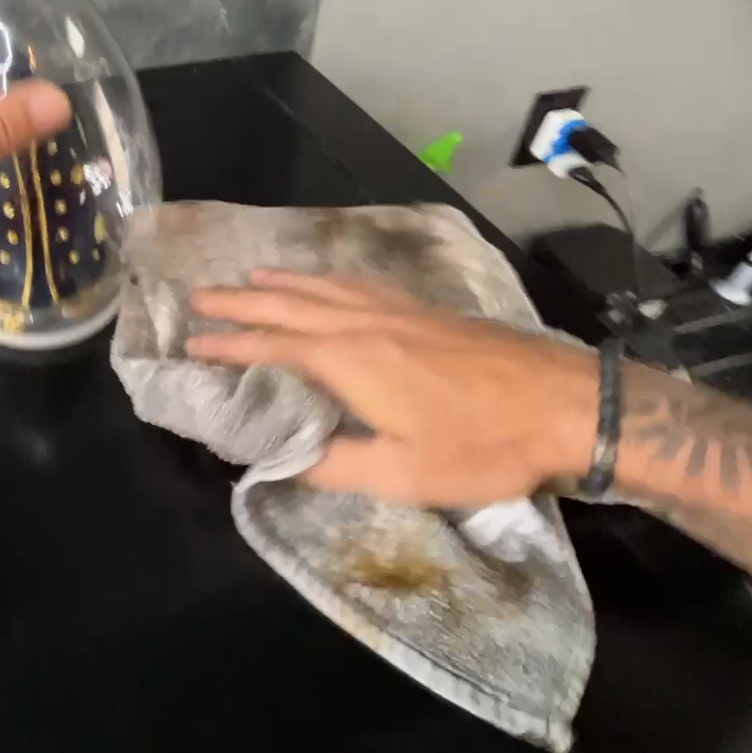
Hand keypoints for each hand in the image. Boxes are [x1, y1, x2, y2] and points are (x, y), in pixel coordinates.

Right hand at [187, 270, 599, 507]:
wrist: (561, 402)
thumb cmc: (480, 444)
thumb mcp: (403, 473)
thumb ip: (335, 465)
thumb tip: (282, 460)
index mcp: (347, 360)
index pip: (270, 347)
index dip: (227, 344)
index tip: (190, 341)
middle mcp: (359, 323)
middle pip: (285, 305)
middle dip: (237, 302)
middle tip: (198, 296)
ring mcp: (391, 309)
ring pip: (318, 287)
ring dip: (277, 284)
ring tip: (249, 279)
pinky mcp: (418, 308)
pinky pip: (353, 283)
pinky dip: (322, 278)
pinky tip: (323, 281)